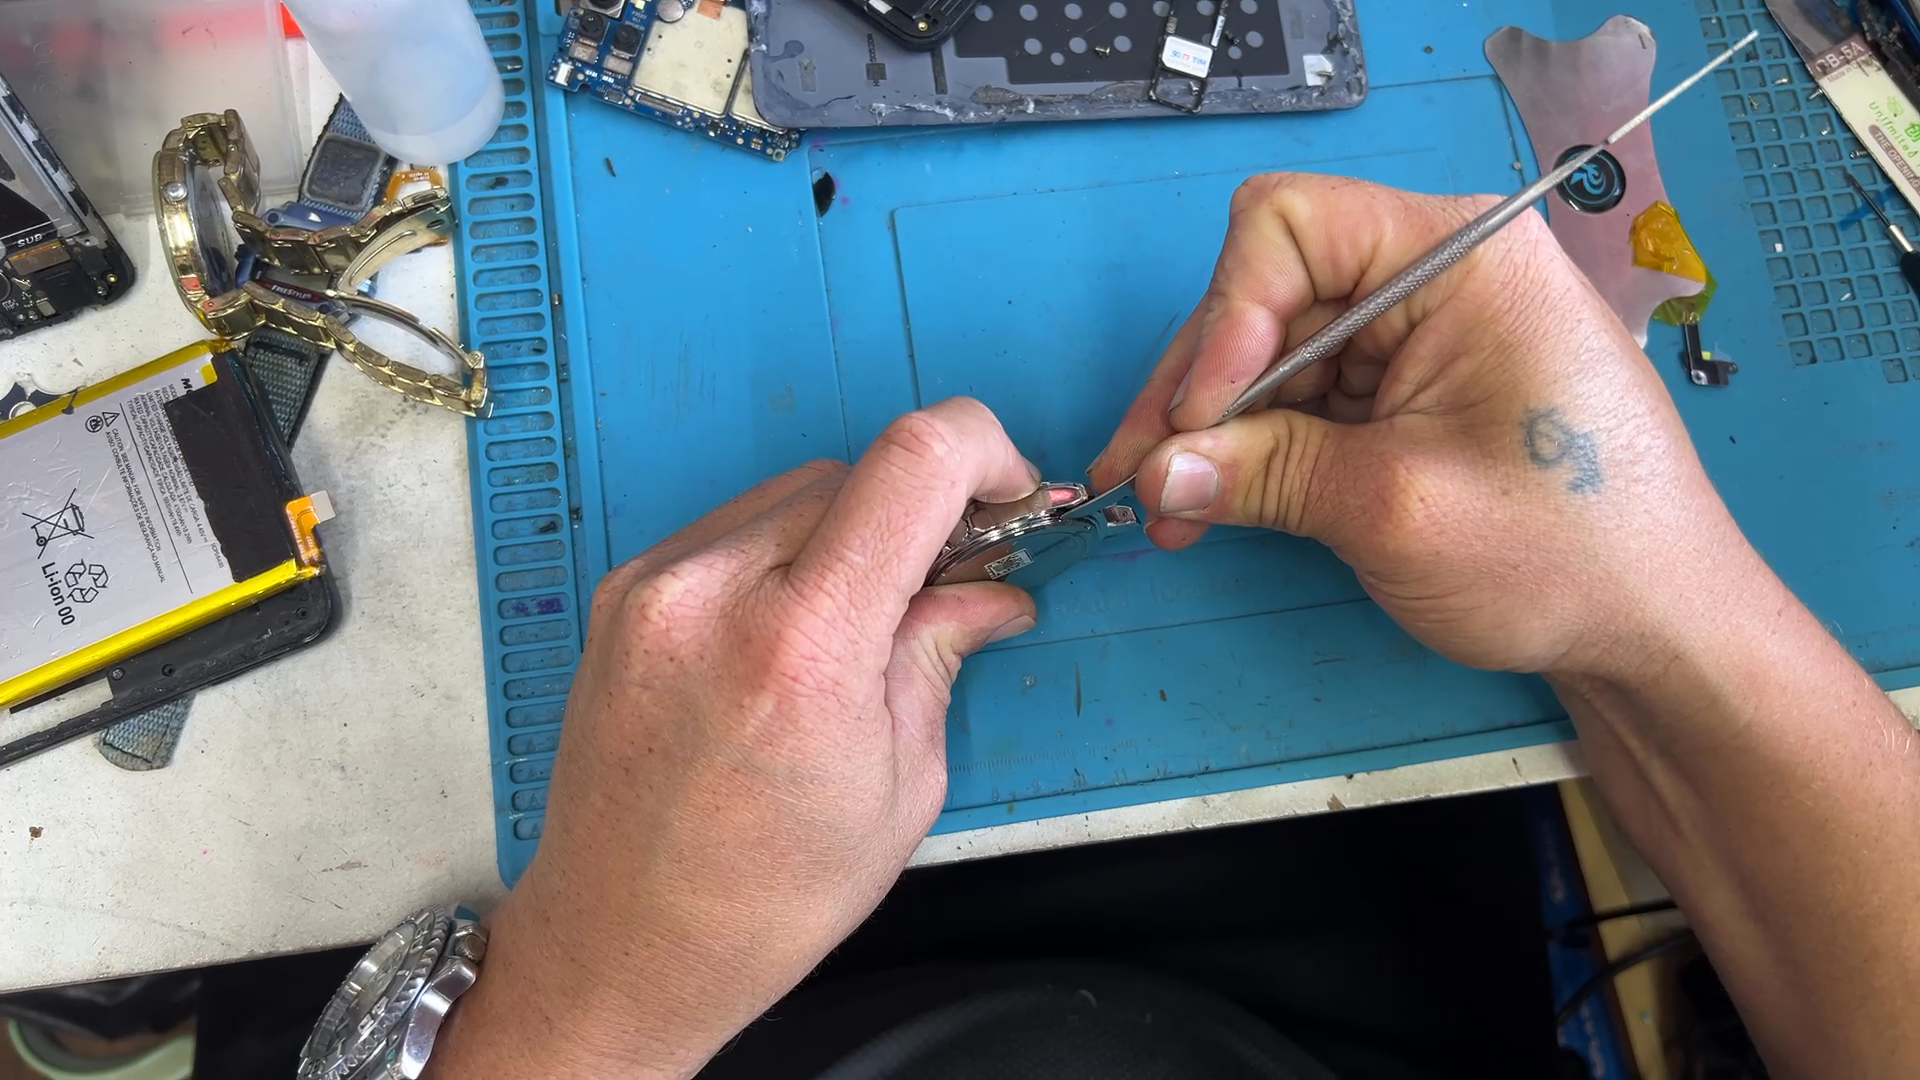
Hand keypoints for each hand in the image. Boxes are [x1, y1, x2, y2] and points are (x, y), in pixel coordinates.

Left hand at [427, 399, 1040, 1078]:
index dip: (984, 449)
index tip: (1007, 493)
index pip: (914, 462)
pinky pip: (742, 522)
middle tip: (949, 575)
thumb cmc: (771, 894)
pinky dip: (796, 545)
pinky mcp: (626, 587)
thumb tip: (994, 591)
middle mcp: (714, 588)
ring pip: (801, 489)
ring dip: (859, 527)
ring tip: (866, 609)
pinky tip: (799, 614)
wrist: (619, 946)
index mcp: (804, 644)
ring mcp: (655, 580)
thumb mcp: (903, 781)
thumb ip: (944, 651)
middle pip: (861, 471)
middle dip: (924, 510)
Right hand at [1090, 174, 1750, 678]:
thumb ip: (1265, 476)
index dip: (1225, 318)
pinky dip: (1231, 457)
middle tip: (1133, 474)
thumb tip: (1152, 473)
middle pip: (1256, 303)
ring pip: (1253, 364)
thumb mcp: (1396, 509)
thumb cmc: (1561, 555)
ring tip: (1157, 505)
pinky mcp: (1377, 397)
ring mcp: (1393, 343)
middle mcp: (1418, 283)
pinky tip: (1196, 504)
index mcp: (1455, 262)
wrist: (1644, 629)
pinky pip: (1279, 408)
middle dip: (1189, 394)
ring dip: (1197, 437)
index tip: (1195, 417)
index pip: (1290, 229)